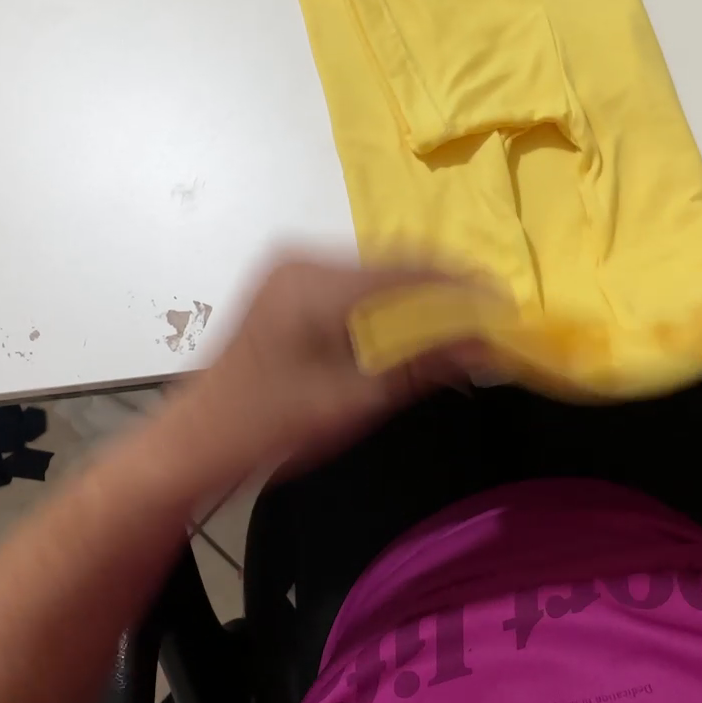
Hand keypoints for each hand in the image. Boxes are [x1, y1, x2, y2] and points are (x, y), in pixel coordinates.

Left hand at [171, 257, 478, 472]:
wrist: (196, 442)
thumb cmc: (270, 428)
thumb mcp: (353, 401)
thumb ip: (421, 365)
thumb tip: (487, 348)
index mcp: (313, 283)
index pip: (406, 271)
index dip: (462, 287)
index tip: (505, 306)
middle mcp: (302, 260)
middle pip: (394, 266)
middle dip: (445, 292)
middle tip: (489, 320)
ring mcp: (292, 270)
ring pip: (378, 274)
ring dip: (420, 298)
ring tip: (462, 326)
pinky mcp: (289, 286)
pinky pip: (356, 286)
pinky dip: (391, 305)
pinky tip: (413, 328)